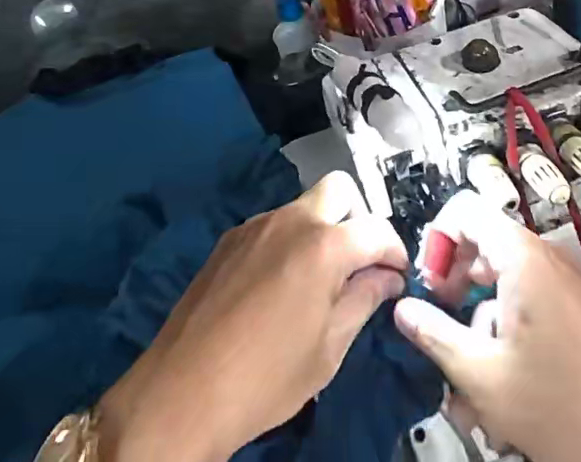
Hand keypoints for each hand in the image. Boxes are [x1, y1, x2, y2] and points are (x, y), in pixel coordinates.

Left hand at [97, 173, 408, 461]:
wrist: (184, 390)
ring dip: (322, 230)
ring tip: (319, 281)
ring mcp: (256, 225)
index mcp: (323, 245)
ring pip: (303, 206)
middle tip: (359, 263)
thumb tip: (386, 277)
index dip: (395, 251)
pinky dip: (289, 242)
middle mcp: (290, 220)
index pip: (376, 228)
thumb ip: (364, 300)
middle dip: (358, 218)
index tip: (396, 277)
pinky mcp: (230, 238)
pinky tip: (279, 286)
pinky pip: (273, 225)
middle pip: (339, 189)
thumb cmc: (267, 377)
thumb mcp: (329, 348)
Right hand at [393, 192, 580, 461]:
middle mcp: (544, 259)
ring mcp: (563, 286)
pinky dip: (503, 328)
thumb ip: (434, 334)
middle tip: (441, 321)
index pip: (463, 210)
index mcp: (520, 256)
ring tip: (467, 366)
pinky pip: (525, 301)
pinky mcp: (575, 314)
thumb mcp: (483, 374)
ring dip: (476, 314)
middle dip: (453, 281)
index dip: (435, 241)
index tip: (429, 286)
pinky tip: (499, 380)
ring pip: (501, 279)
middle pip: (480, 242)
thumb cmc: (564, 408)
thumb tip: (404, 309)